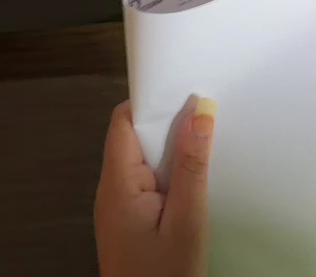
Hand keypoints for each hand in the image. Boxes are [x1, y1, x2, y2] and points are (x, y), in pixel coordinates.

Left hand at [95, 97, 215, 276]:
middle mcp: (111, 190)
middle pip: (134, 137)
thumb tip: (199, 110)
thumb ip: (191, 166)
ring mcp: (118, 207)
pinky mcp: (130, 222)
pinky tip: (193, 177)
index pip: (124, 122)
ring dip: (171, 151)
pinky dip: (169, 174)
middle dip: (167, 125)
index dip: (151, 103)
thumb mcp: (186, 221)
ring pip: (143, 160)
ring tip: (203, 141)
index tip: (185, 92)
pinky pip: (147, 182)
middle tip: (204, 115)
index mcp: (117, 183)